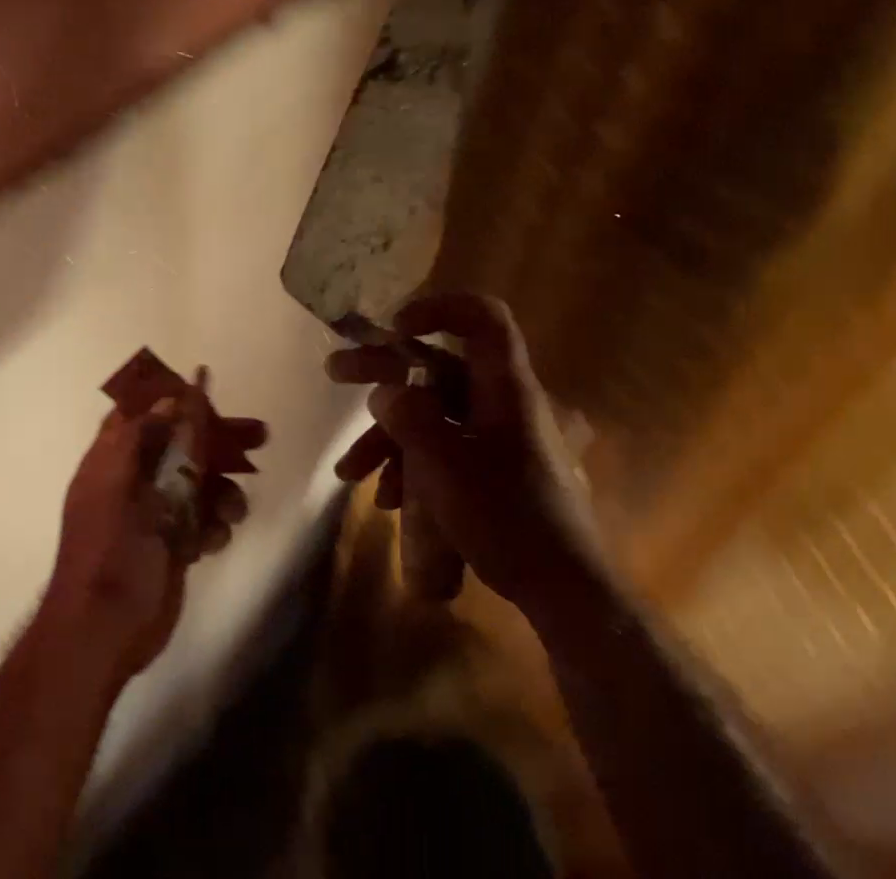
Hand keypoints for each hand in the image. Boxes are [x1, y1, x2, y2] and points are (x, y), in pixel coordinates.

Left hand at [43, 395, 266, 682]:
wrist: (104, 629)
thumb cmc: (107, 551)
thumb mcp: (118, 486)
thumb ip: (143, 439)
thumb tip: (173, 399)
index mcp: (110, 462)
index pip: (140, 414)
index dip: (172, 401)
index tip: (209, 392)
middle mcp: (133, 482)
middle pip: (180, 445)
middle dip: (217, 441)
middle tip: (260, 435)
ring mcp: (155, 515)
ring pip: (200, 484)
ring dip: (222, 491)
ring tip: (232, 510)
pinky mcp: (174, 546)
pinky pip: (204, 521)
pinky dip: (214, 527)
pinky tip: (212, 542)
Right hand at [324, 292, 595, 613]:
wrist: (561, 587)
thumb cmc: (506, 518)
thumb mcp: (444, 467)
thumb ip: (410, 419)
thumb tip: (387, 390)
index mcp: (506, 390)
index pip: (483, 320)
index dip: (438, 308)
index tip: (393, 327)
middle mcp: (505, 404)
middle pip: (439, 369)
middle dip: (382, 376)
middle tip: (333, 373)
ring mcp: (501, 438)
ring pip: (435, 414)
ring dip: (388, 436)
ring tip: (349, 474)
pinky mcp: (495, 468)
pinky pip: (446, 446)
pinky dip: (412, 463)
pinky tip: (386, 498)